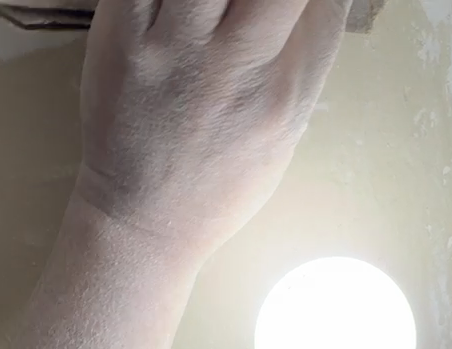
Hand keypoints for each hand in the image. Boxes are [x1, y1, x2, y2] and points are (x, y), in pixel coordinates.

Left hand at [74, 0, 353, 261]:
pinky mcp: (125, 36)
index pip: (327, 4)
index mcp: (286, 95)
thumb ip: (300, 66)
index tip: (293, 6)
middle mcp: (239, 67)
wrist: (144, 224)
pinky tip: (174, 8)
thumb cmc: (215, 187)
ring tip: (213, 14)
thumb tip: (312, 3)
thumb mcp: (281, 140)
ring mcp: (179, 48)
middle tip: (248, 10)